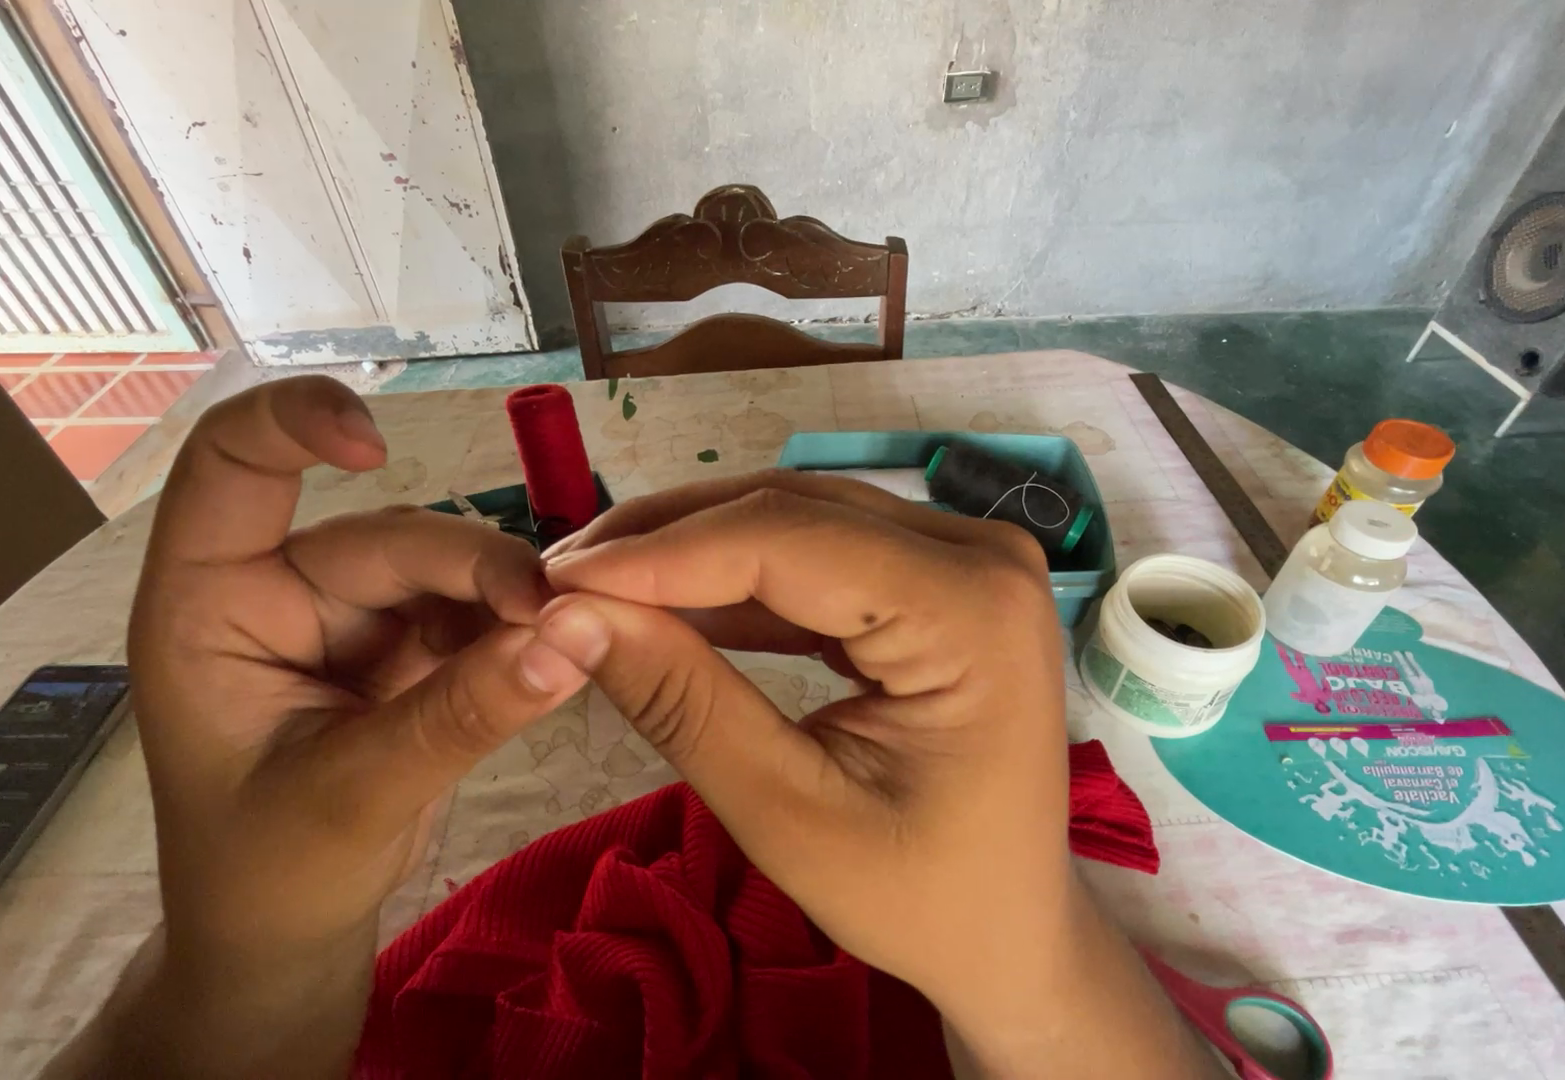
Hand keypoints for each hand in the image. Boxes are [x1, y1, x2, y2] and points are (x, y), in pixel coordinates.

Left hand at [100, 377, 587, 1076]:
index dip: (292, 424)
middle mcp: (287, 592)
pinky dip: (518, 630)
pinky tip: (547, 656)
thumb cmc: (270, 868)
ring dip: (509, 600)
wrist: (291, 928)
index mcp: (214, 606)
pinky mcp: (414, 646)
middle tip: (554, 616)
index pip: (231, 470)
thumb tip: (573, 638)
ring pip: (451, 570)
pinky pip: (479, 612)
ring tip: (559, 644)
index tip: (375, 440)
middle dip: (476, 570)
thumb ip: (461, 716)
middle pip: (394, 538)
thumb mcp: (353, 796)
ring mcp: (358, 616)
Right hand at [534, 472, 1216, 1077]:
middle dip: (669, 541)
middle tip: (564, 575)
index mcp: (971, 610)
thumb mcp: (789, 814)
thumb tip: (570, 615)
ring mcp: (964, 559)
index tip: (555, 578)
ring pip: (800, 521)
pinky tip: (670, 598)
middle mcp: (979, 555)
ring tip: (600, 582)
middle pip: (793, 512)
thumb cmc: (919, 896)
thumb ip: (683, 702)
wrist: (1008, 929)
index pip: (789, 541)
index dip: (661, 554)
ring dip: (696, 549)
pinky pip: (822, 554)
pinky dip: (742, 578)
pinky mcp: (938, 578)